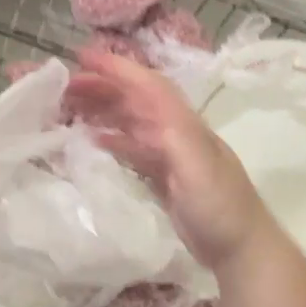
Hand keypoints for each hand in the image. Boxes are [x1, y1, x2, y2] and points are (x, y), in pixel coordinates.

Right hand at [65, 47, 276, 270]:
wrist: (241, 249)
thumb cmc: (221, 209)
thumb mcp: (200, 168)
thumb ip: (174, 135)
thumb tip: (144, 106)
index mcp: (185, 125)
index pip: (148, 86)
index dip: (118, 69)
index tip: (83, 57)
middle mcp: (177, 133)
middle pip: (137, 100)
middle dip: (103, 86)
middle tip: (65, 86)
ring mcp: (171, 156)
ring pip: (133, 122)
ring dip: (104, 109)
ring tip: (71, 107)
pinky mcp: (165, 178)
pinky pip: (133, 148)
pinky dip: (112, 139)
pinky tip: (94, 140)